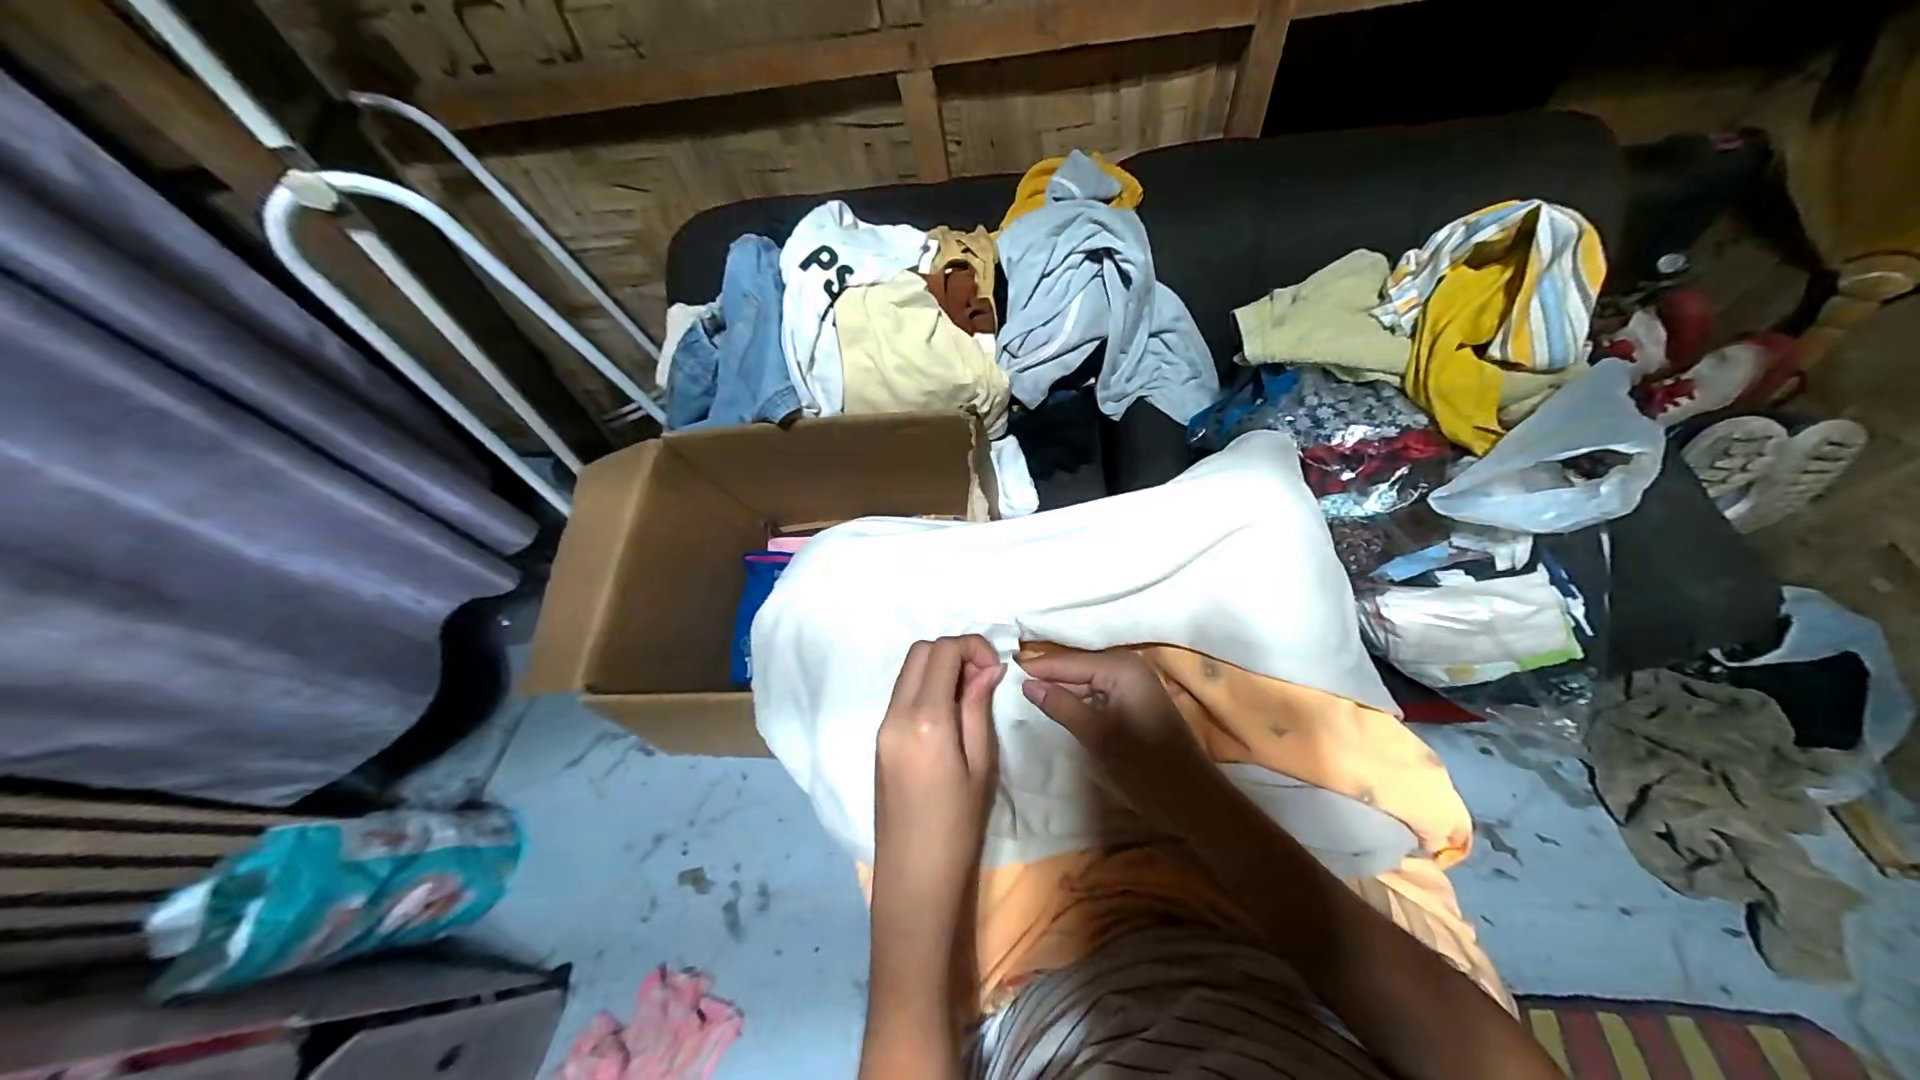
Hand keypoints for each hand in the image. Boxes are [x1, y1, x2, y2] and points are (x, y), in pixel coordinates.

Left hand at [873, 636, 1003, 904]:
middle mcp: (896, 713)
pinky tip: (949, 713)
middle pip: (920, 652)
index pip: (942, 651)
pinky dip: (926, 687)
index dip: (973, 647)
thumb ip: (978, 707)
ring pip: (908, 670)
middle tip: (982, 680)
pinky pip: (902, 694)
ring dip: (939, 668)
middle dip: (954, 652)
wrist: (913, 874)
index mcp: (924, 718)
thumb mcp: (980, 764)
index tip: (995, 670)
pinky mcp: (879, 739)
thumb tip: (988, 668)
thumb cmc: (957, 826)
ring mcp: (882, 726)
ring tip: (969, 697)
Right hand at [1019, 646, 1214, 831]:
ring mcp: (1134, 684)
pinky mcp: (1134, 702)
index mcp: (1122, 668)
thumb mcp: (1096, 736)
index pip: (1068, 662)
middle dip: (1046, 674)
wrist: (1194, 801)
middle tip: (1006, 679)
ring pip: (1085, 680)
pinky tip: (1057, 706)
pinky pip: (1097, 692)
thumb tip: (1026, 683)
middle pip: (1076, 667)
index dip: (1036, 668)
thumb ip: (1060, 705)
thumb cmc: (1146, 768)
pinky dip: (1077, 698)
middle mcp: (1129, 667)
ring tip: (1024, 692)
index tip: (1000, 668)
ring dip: (1060, 687)